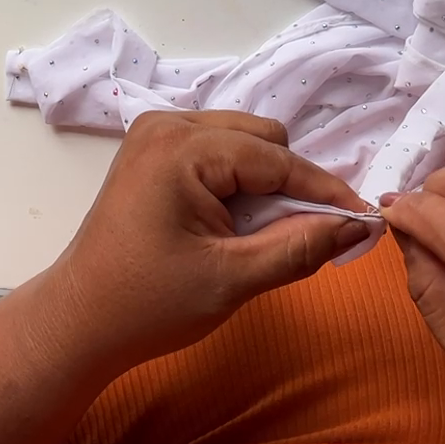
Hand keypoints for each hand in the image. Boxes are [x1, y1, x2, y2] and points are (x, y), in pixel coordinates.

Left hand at [41, 111, 372, 370]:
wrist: (80, 319)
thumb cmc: (149, 305)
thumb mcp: (232, 280)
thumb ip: (299, 248)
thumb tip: (355, 226)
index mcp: (182, 149)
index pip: (275, 159)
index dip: (323, 190)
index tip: (363, 217)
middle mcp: (168, 124)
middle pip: (262, 138)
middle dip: (289, 184)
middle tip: (299, 235)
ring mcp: (156, 131)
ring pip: (243, 138)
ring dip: (264, 180)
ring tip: (257, 232)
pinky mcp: (152, 146)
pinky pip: (218, 146)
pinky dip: (238, 178)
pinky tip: (231, 218)